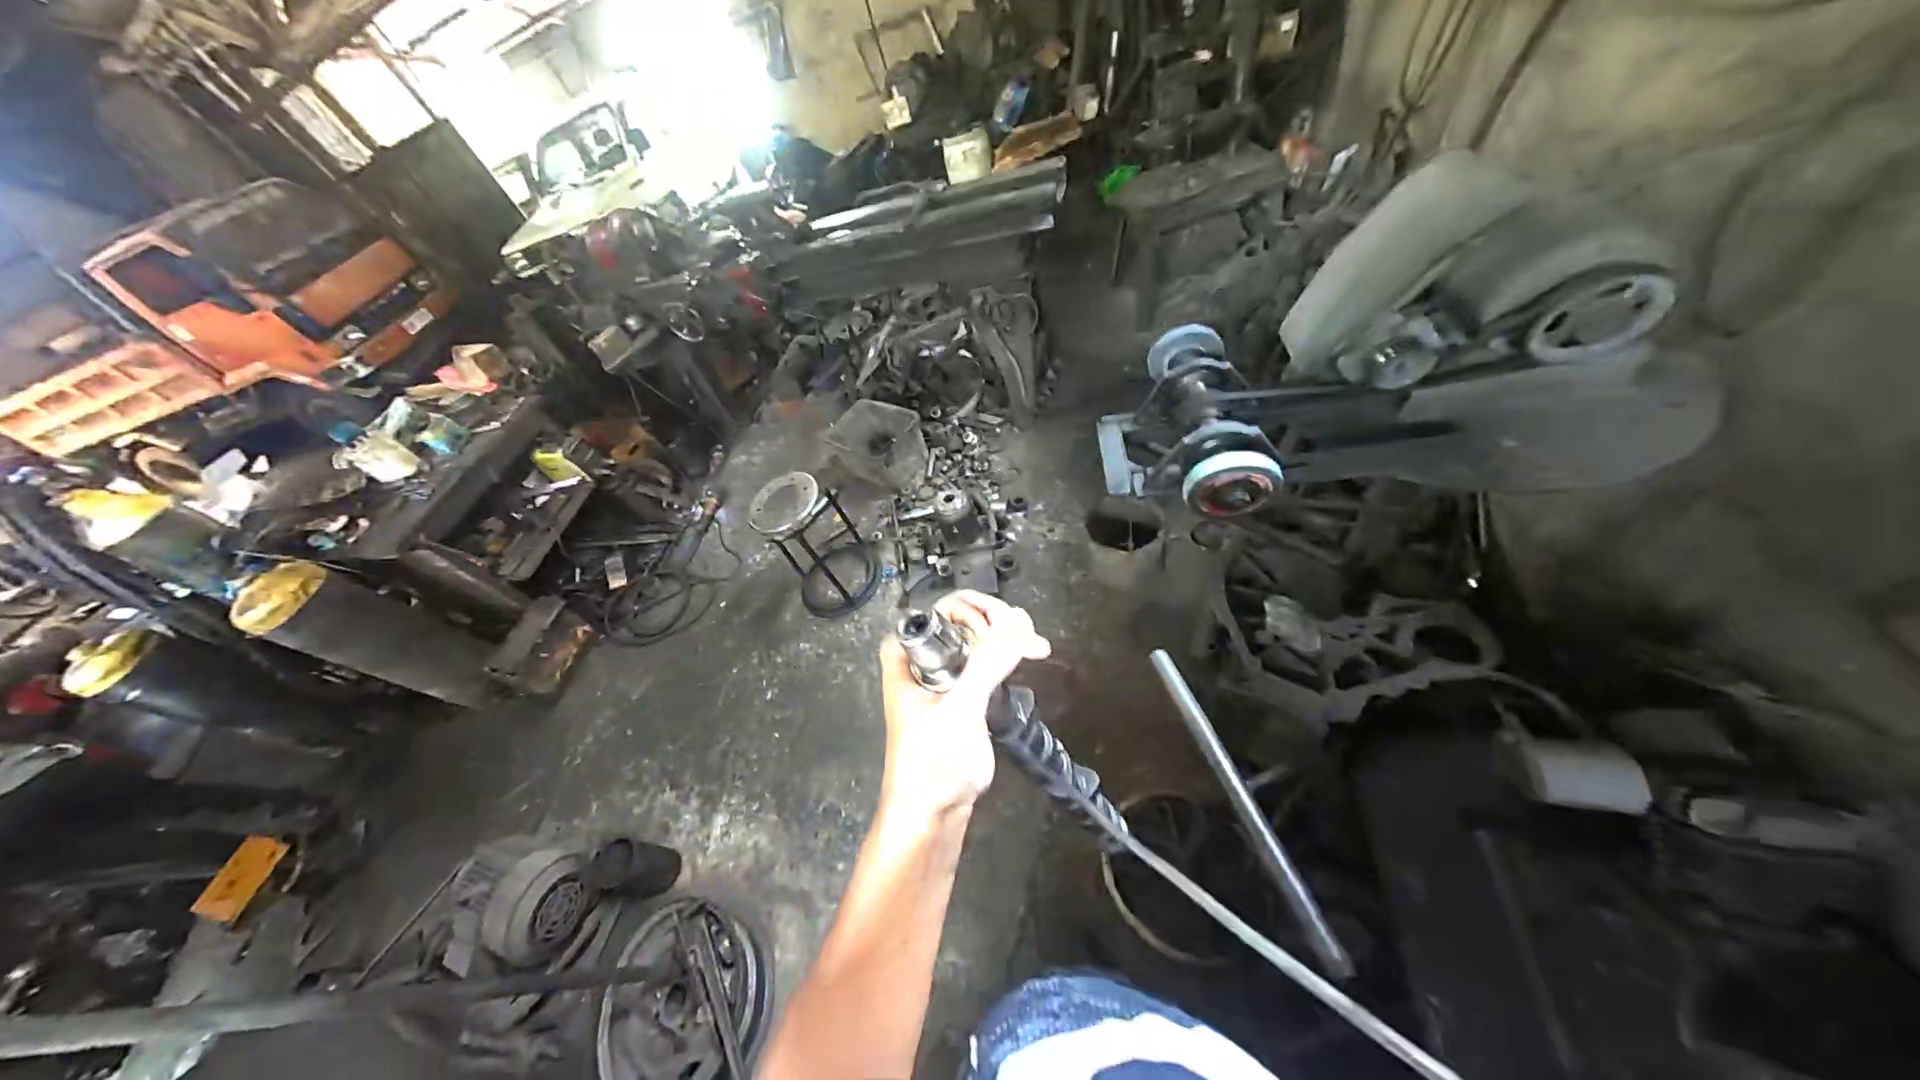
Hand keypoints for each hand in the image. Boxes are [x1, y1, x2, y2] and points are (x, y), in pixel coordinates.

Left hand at [877, 591, 1051, 817]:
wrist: (931, 813)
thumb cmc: (932, 762)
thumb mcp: (960, 708)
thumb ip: (988, 664)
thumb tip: (1019, 624)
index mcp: (906, 655)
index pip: (940, 610)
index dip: (973, 608)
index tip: (1002, 626)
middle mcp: (922, 660)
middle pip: (961, 618)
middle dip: (994, 618)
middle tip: (1022, 633)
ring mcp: (944, 677)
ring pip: (976, 638)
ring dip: (1006, 634)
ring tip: (1033, 643)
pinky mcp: (964, 695)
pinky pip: (986, 659)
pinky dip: (1008, 653)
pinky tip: (1031, 652)